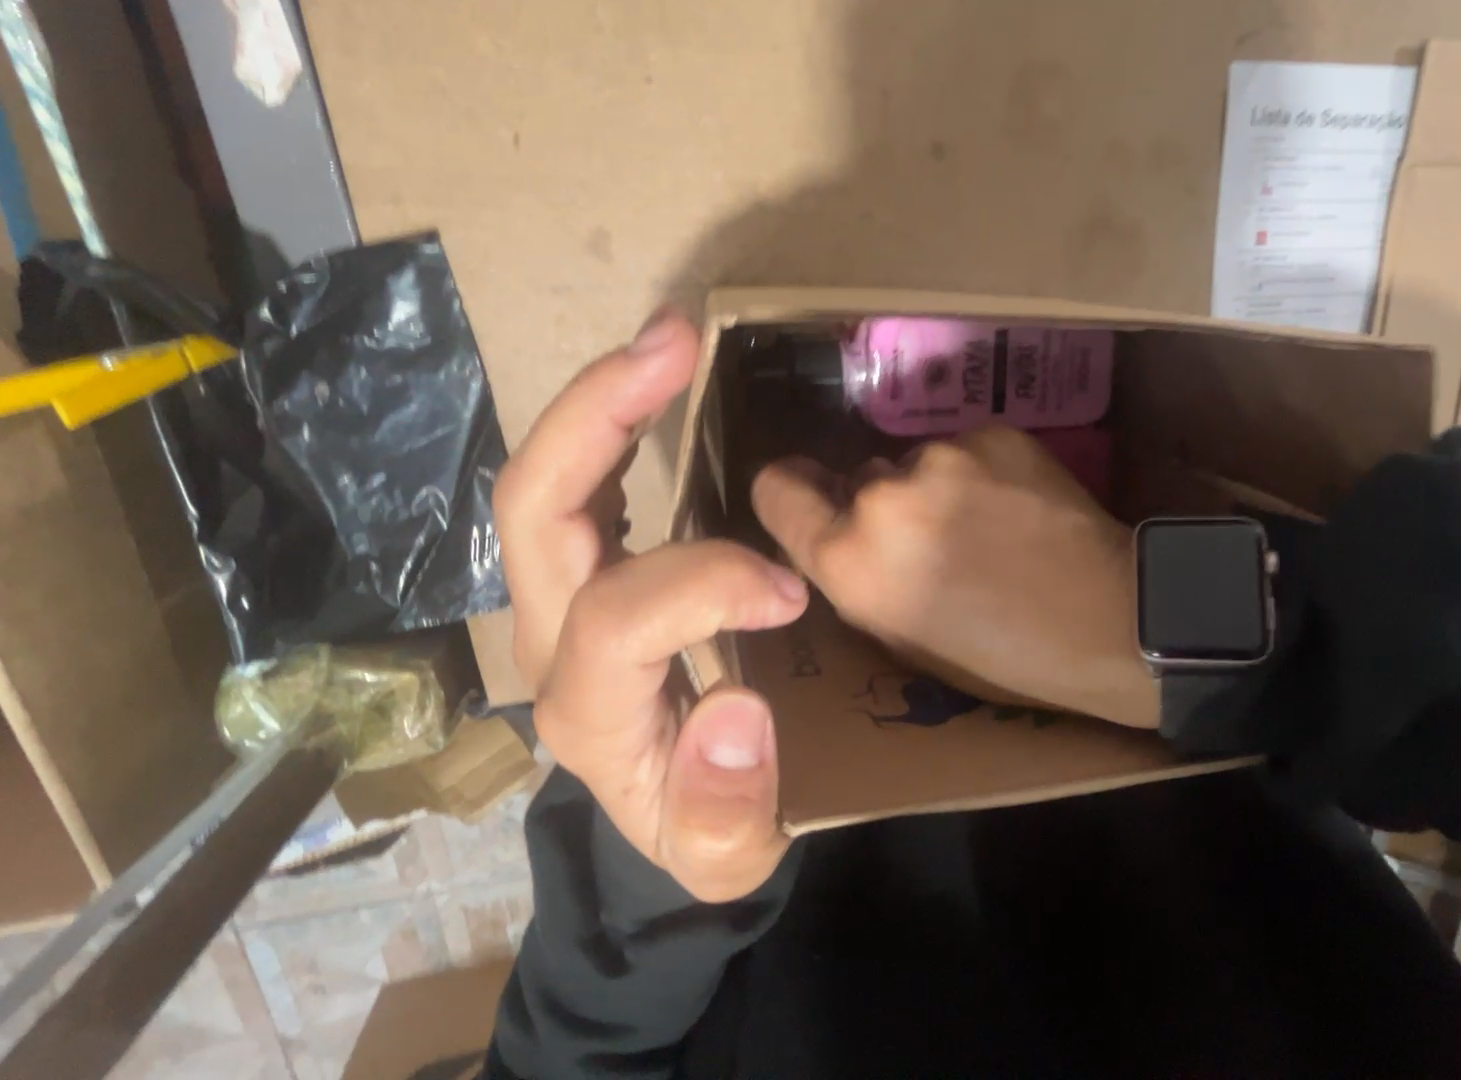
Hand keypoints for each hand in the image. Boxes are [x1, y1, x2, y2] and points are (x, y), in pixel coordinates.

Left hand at [495, 312, 809, 902]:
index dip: (703, 586)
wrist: (679, 820)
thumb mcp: (729, 858)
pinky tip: (665, 384)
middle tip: (677, 346)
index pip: (616, 621)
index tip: (790, 590)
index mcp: (588, 711)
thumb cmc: (706, 830)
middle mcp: (551, 645)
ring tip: (673, 336)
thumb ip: (727, 812)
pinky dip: (615, 425)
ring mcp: (560, 602)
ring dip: (602, 399)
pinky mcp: (588, 576)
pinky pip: (581, 489)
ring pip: (544, 484)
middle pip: (534, 515)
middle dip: (597, 419)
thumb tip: (739, 715)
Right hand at [751, 426, 1156, 729]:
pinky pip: (965, 448)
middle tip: (931, 539)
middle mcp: (881, 497)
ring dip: (935, 487)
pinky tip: (1019, 506)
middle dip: (880, 503)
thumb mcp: (902, 637)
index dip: (793, 495)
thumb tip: (843, 531)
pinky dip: (981, 471)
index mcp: (849, 560)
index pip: (775, 488)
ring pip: (915, 462)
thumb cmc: (1002, 658)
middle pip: (856, 477)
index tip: (816, 504)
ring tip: (989, 526)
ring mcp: (941, 456)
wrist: (1112, 622)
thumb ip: (857, 575)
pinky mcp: (995, 432)